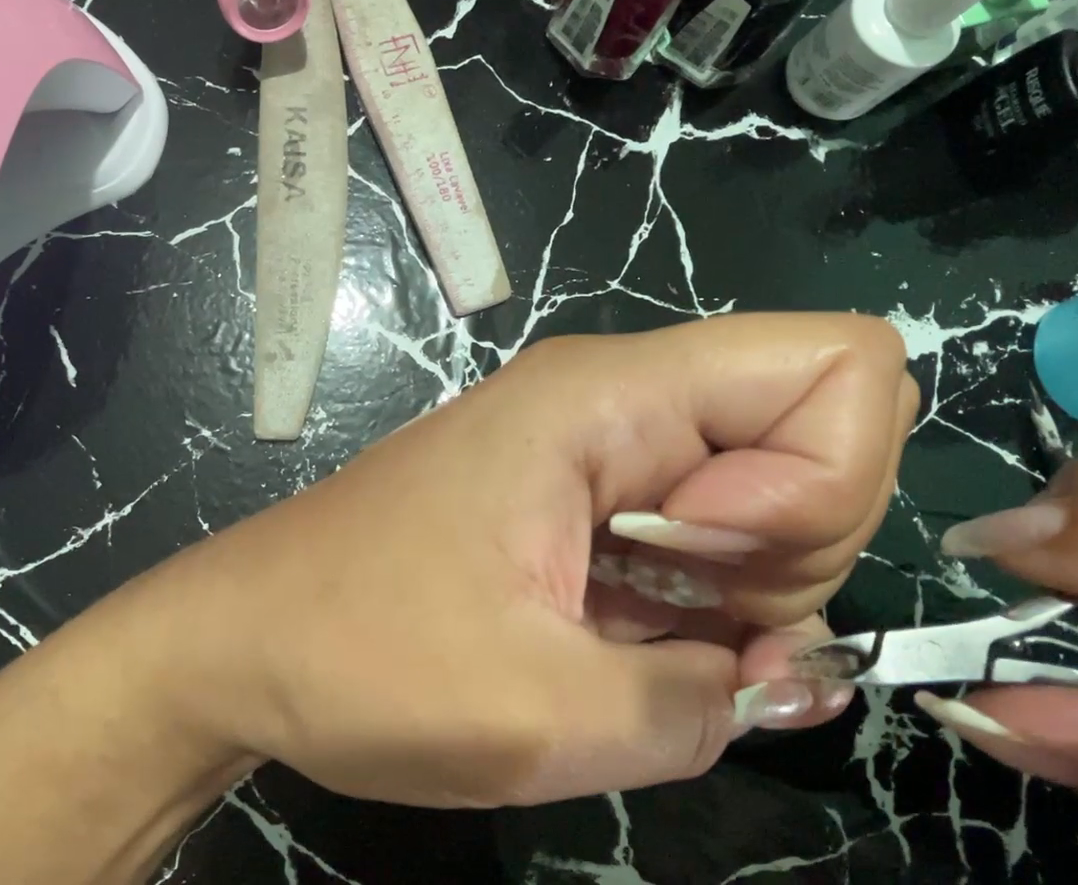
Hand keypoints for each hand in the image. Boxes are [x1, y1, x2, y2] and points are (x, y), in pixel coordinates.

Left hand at [138, 313, 917, 807]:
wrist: (241, 644)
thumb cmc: (362, 658)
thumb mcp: (541, 711)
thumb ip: (703, 704)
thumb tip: (790, 680)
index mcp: (603, 398)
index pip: (836, 365)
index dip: (822, 481)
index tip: (708, 563)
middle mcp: (609, 403)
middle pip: (813, 434)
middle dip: (790, 553)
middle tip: (676, 625)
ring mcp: (591, 452)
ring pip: (765, 497)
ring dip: (743, 595)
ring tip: (630, 646)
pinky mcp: (573, 504)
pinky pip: (699, 539)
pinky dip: (696, 607)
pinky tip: (622, 648)